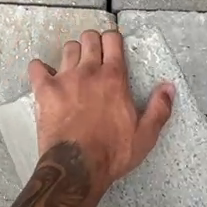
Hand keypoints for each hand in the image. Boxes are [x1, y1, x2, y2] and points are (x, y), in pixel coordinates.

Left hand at [28, 29, 173, 194]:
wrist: (77, 168)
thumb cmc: (112, 153)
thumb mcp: (145, 135)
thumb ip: (159, 108)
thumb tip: (169, 86)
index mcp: (113, 77)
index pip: (112, 39)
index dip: (112, 40)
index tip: (112, 48)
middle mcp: (89, 71)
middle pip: (89, 38)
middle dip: (92, 43)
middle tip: (94, 57)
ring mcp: (65, 78)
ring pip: (68, 48)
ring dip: (72, 54)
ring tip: (74, 68)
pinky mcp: (45, 90)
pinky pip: (36, 67)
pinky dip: (40, 68)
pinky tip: (45, 77)